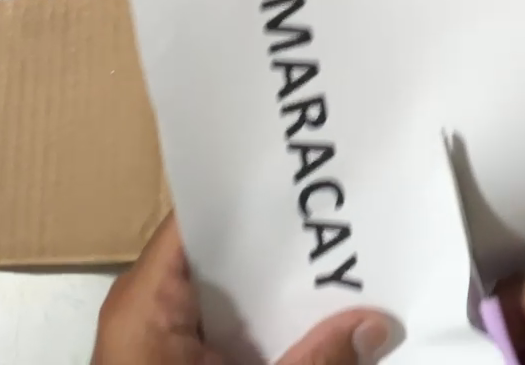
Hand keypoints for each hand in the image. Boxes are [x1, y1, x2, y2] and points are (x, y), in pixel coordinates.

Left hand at [92, 215, 395, 364]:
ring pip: (225, 289)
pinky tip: (308, 313)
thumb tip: (377, 322)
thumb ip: (313, 363)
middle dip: (278, 243)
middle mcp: (147, 303)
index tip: (303, 178)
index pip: (199, 217)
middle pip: (218, 251)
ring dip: (274, 285)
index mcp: (146, 298)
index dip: (251, 195)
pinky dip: (260, 319)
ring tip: (334, 259)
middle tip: (335, 219)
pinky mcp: (173, 358)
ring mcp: (158, 334)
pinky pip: (221, 322)